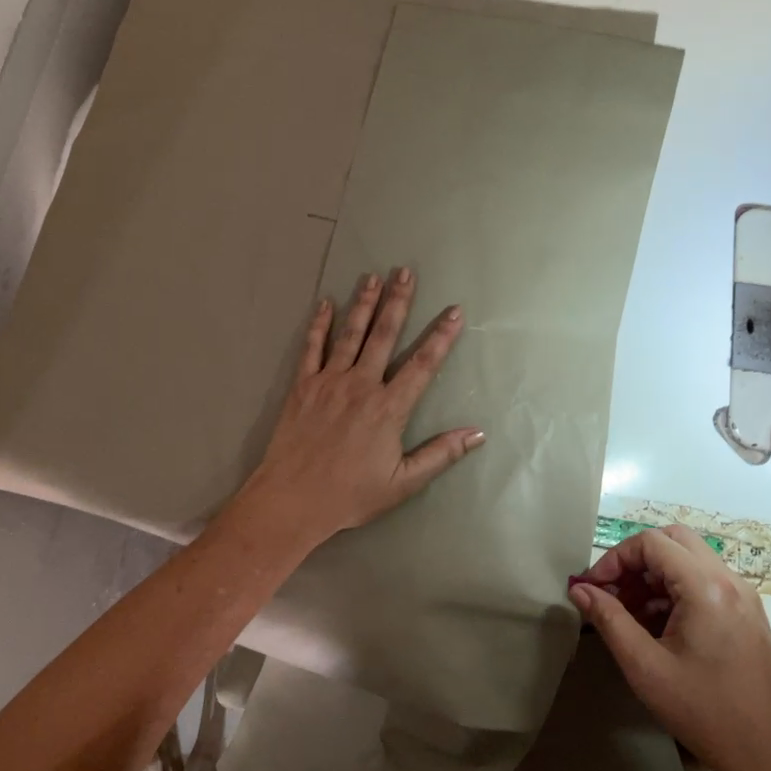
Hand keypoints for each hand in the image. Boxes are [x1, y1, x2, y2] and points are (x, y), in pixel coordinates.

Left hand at [228, 267, 483, 549]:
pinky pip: (312, 348)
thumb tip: (477, 433)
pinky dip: (319, 324)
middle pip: (384, 336)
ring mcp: (329, 381)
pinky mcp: (302, 385)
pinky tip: (325, 303)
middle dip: (398, 302)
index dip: (441, 337)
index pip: (422, 364)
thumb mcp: (403, 482)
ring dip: (363, 304)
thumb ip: (440, 455)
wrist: (293, 499)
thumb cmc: (351, 495)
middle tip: (405, 272)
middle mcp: (361, 385)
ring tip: (373, 277)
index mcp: (389, 408)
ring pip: (350, 334)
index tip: (454, 312)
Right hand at [569, 525, 770, 770]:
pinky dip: (674, 590)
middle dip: (635, 560)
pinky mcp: (747, 615)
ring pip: (689, 560)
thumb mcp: (645, 667)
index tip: (593, 587)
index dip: (615, 558)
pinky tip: (657, 627)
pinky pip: (704, 582)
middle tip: (611, 592)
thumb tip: (580, 590)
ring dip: (654, 575)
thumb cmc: (705, 711)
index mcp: (706, 587)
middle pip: (674, 540)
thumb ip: (609, 620)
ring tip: (628, 614)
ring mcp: (743, 597)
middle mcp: (729, 581)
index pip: (652, 542)